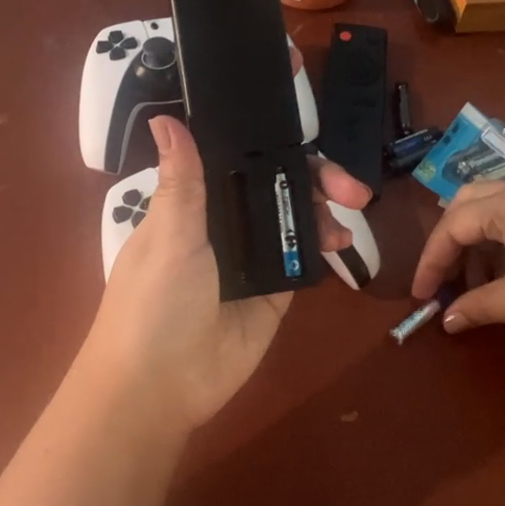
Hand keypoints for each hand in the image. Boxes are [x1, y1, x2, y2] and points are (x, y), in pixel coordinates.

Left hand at [88, 116, 368, 428]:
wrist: (161, 386)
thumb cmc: (155, 302)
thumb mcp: (168, 235)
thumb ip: (181, 180)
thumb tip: (164, 118)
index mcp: (191, 203)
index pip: (235, 157)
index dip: (267, 138)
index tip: (304, 124)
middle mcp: (223, 224)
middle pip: (275, 184)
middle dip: (314, 175)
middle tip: (347, 185)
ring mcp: (252, 257)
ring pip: (294, 216)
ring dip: (324, 206)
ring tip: (349, 206)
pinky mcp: (275, 290)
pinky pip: (304, 257)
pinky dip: (325, 243)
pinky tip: (340, 240)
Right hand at [412, 181, 504, 343]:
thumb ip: (479, 305)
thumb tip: (448, 319)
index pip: (452, 226)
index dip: (431, 261)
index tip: (421, 296)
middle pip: (468, 204)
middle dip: (450, 240)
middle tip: (443, 277)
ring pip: (496, 212)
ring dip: (477, 244)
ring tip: (477, 285)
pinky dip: (503, 244)